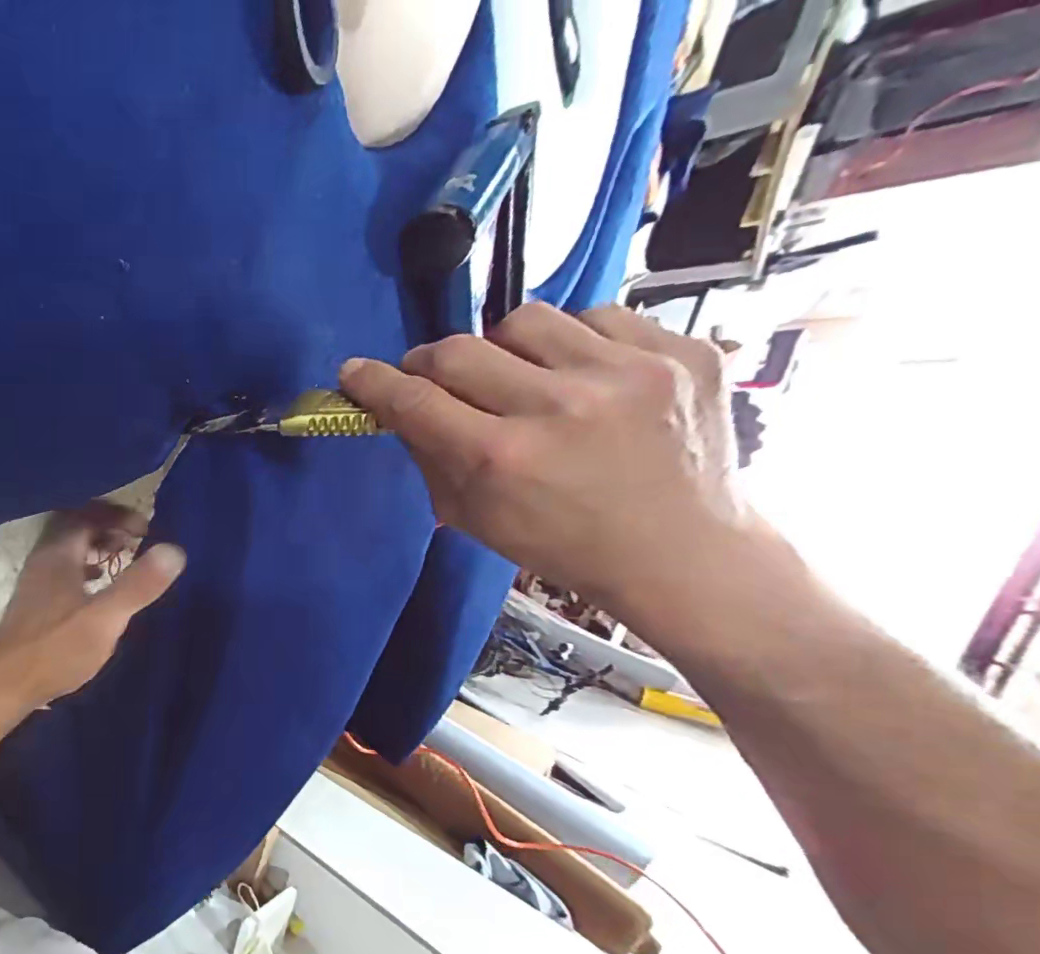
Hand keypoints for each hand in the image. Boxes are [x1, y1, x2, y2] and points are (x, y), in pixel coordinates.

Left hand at [0, 501, 185, 710]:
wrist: (6, 686)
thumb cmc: (57, 649)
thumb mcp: (105, 618)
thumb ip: (138, 584)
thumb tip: (175, 549)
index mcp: (58, 554)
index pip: (88, 514)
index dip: (119, 515)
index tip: (147, 529)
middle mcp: (43, 560)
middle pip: (76, 528)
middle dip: (109, 528)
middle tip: (138, 541)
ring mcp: (36, 582)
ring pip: (70, 550)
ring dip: (97, 549)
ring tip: (124, 560)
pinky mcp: (35, 603)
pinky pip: (65, 571)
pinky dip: (86, 570)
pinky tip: (98, 590)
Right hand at [338, 302, 763, 619]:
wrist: (683, 552)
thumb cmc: (562, 544)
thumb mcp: (475, 517)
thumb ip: (429, 457)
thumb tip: (398, 408)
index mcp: (502, 459)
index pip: (414, 400)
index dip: (375, 382)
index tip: (356, 371)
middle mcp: (560, 406)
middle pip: (458, 351)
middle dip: (432, 363)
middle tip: (436, 379)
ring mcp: (628, 372)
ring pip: (524, 320)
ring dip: (504, 348)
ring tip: (521, 376)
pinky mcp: (680, 352)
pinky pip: (597, 316)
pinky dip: (574, 341)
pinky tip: (583, 374)